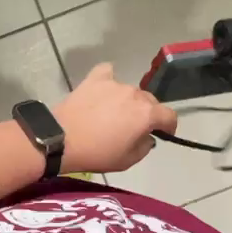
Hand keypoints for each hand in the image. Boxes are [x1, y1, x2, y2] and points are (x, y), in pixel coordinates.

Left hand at [52, 63, 178, 172]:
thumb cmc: (97, 154)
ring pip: (130, 90)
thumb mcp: (128, 160)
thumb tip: (146, 136)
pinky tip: (104, 88)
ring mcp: (115, 83)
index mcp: (147, 114)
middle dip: (147, 113)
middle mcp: (135, 94)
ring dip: (127, 100)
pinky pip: (108, 72)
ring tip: (113, 112)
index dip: (169, 125)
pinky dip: (109, 79)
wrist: (62, 140)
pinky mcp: (95, 78)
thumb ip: (145, 146)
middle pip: (149, 101)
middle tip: (133, 127)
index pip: (169, 115)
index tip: (163, 133)